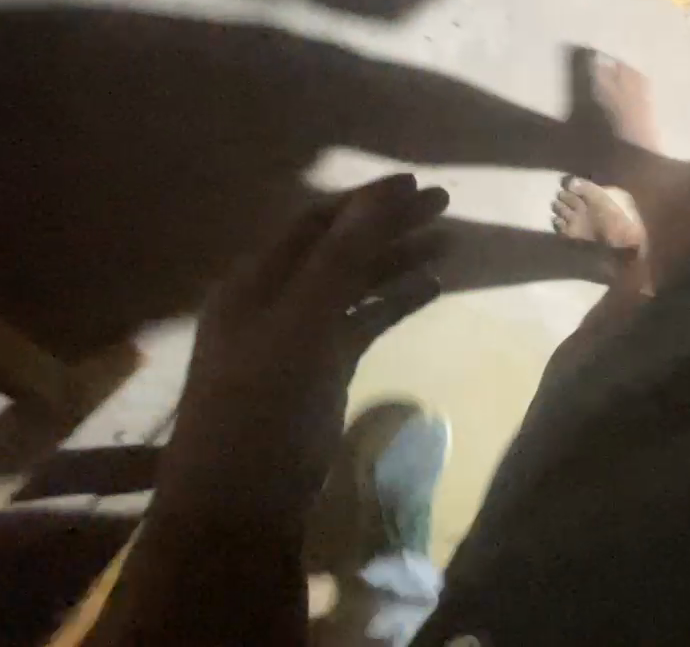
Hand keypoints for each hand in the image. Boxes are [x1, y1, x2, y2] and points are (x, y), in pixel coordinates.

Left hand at [157, 175, 450, 520]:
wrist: (241, 504)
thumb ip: (342, 256)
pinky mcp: (325, 366)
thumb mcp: (302, 323)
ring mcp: (302, 334)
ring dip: (399, 260)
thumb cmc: (263, 404)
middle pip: (342, 247)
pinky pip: (367, 319)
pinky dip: (397, 301)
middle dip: (390, 223)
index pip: (317, 221)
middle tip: (445, 205)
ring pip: (358, 282)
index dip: (366, 200)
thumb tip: (383, 195)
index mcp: (257, 281)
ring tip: (447, 243)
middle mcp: (278, 299)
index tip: (417, 185)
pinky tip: (432, 289)